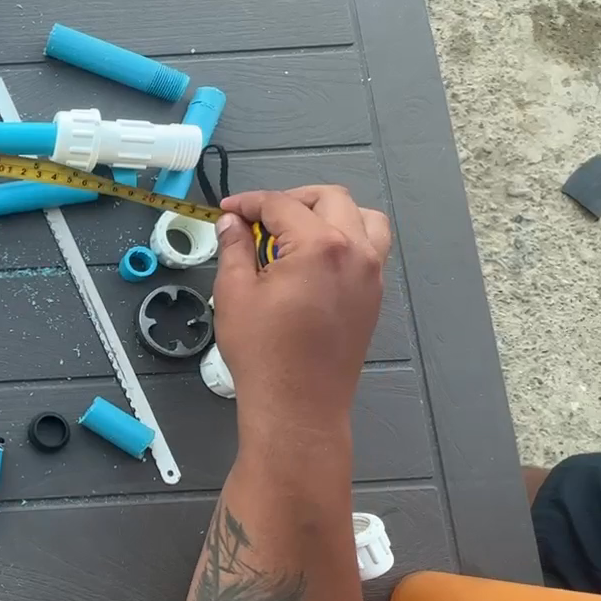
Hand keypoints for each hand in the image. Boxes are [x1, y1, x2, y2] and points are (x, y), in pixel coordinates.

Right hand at [212, 186, 391, 430]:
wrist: (297, 401)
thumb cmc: (261, 350)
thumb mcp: (234, 293)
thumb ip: (235, 248)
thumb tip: (232, 224)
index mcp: (319, 246)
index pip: (282, 205)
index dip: (249, 203)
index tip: (226, 211)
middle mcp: (356, 251)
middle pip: (330, 199)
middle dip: (291, 200)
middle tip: (258, 218)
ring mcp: (372, 273)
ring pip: (363, 218)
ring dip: (328, 213)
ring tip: (295, 232)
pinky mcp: (374, 294)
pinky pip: (370, 247)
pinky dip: (345, 238)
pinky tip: (312, 259)